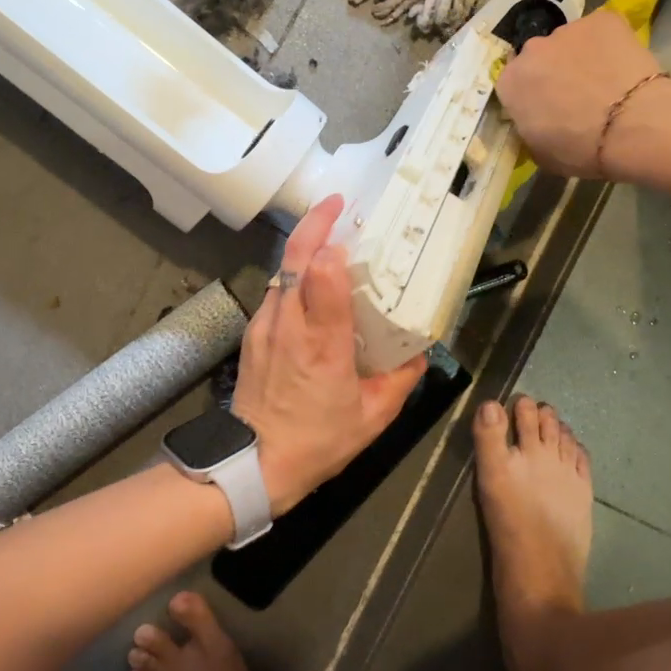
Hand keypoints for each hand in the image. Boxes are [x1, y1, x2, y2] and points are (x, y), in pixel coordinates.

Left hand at [231, 195, 427, 514]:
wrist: (252, 465)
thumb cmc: (318, 443)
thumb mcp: (373, 417)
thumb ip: (400, 380)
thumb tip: (419, 353)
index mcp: (323, 344)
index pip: (320, 276)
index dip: (331, 244)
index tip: (348, 225)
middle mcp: (289, 326)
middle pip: (294, 260)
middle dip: (312, 225)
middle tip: (335, 204)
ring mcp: (265, 328)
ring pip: (281, 273)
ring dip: (302, 250)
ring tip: (328, 239)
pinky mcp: (252, 336)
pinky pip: (274, 294)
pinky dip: (292, 278)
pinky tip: (308, 285)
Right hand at [495, 9, 667, 177]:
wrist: (634, 126)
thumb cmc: (582, 150)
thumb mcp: (541, 152)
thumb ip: (529, 129)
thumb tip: (538, 121)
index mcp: (511, 83)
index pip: (513, 85)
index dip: (530, 97)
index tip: (546, 109)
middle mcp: (532, 50)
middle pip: (538, 58)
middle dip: (551, 73)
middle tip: (575, 95)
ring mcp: (567, 30)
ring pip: (568, 43)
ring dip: (578, 57)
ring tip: (603, 80)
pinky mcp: (602, 19)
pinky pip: (599, 30)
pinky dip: (606, 44)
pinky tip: (621, 65)